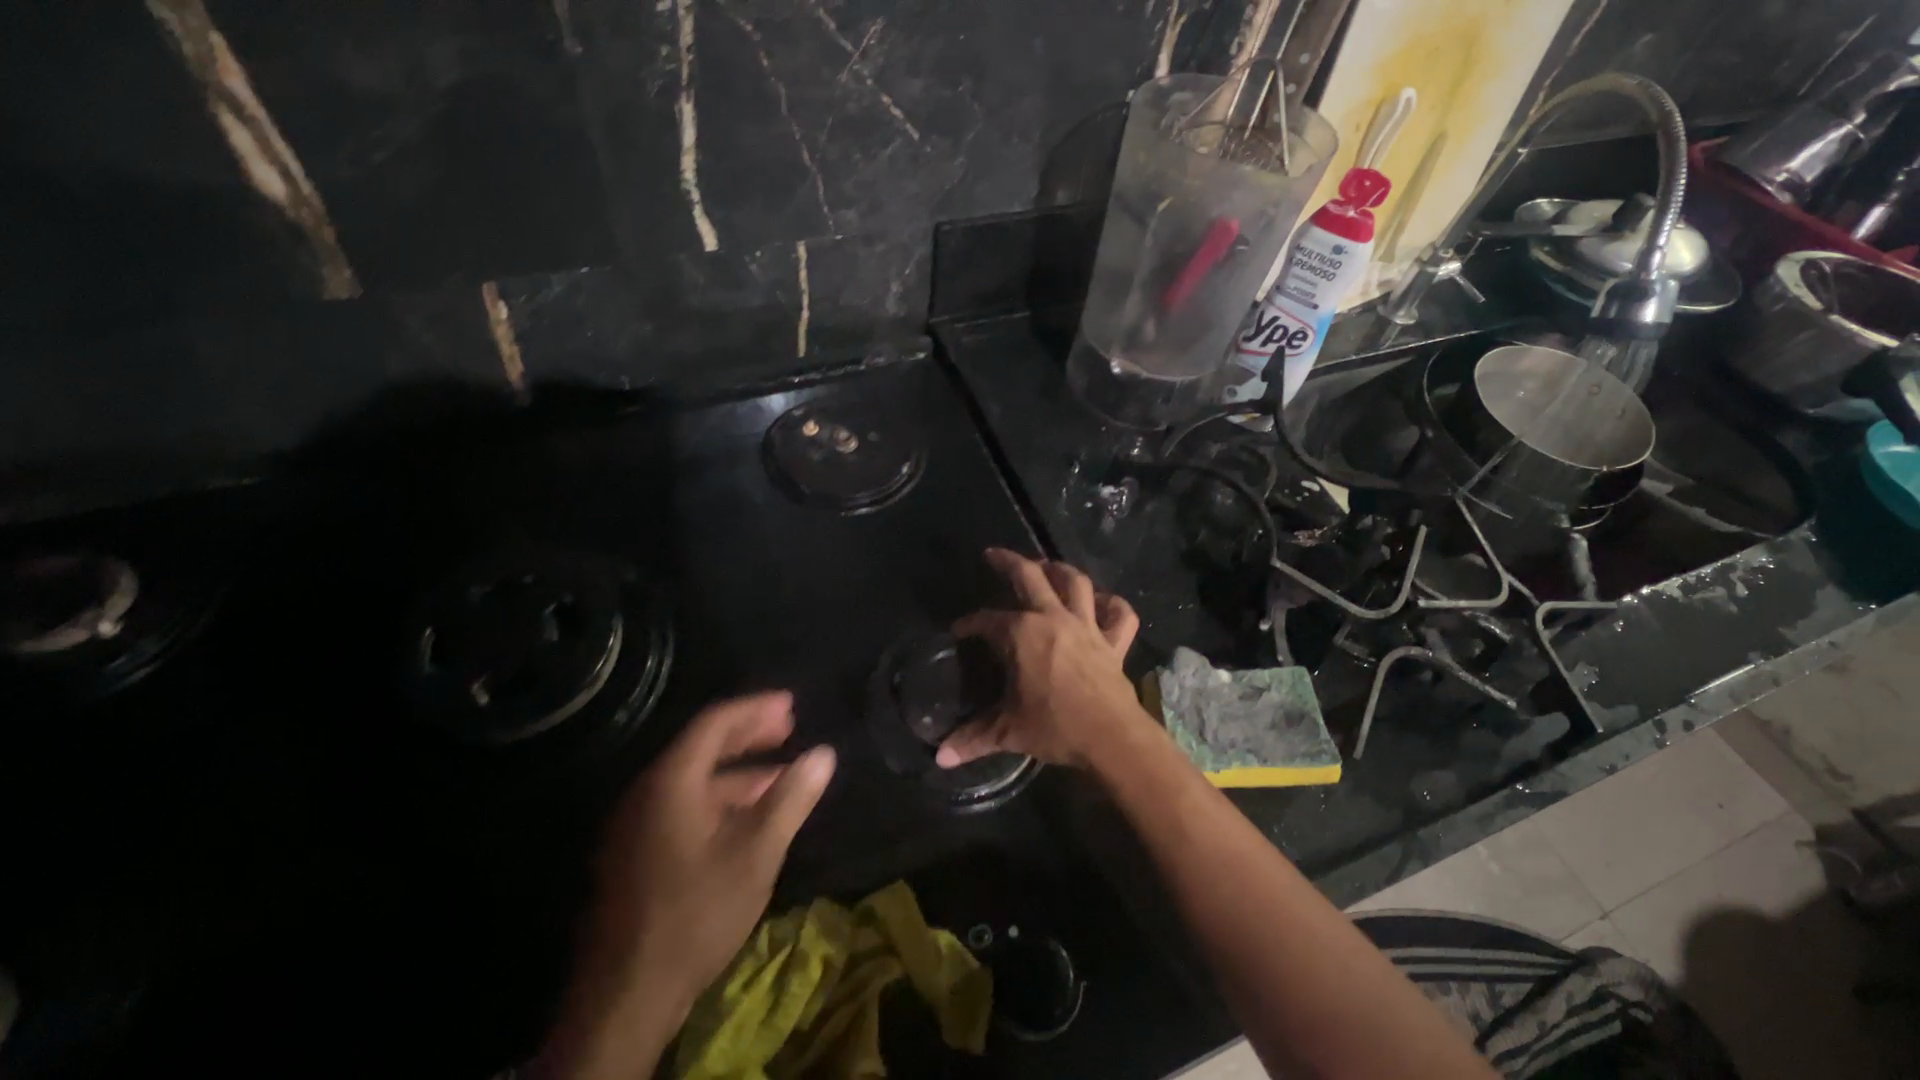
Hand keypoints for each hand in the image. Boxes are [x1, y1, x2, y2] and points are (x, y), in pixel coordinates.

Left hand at [575, 692, 834, 1020]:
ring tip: (779, 778)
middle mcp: (646, 793)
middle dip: (747, 736)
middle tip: (789, 729)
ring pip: (692, 782)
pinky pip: (682, 808)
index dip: (755, 709)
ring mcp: (636, 826)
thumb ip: (791, 798)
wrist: (627, 991)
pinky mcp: (635, 855)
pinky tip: (747, 822)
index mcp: (671, 781)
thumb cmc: (697, 912)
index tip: (792, 704)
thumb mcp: (756, 853)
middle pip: (700, 748)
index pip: (713, 723)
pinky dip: (719, 802)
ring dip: (737, 774)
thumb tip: (824, 753)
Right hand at [936, 549, 1151, 769]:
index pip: (987, 621)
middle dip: (1009, 562)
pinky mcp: (1114, 642)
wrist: (1110, 737)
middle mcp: (1053, 619)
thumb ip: (973, 739)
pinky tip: (1104, 601)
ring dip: (1060, 570)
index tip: (959, 631)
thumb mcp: (1008, 732)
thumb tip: (941, 758)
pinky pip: (1119, 615)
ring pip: (1075, 583)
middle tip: (994, 555)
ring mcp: (1087, 627)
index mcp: (1021, 634)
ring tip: (1048, 566)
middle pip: (1030, 577)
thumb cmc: (1054, 727)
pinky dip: (1113, 604)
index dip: (970, 624)